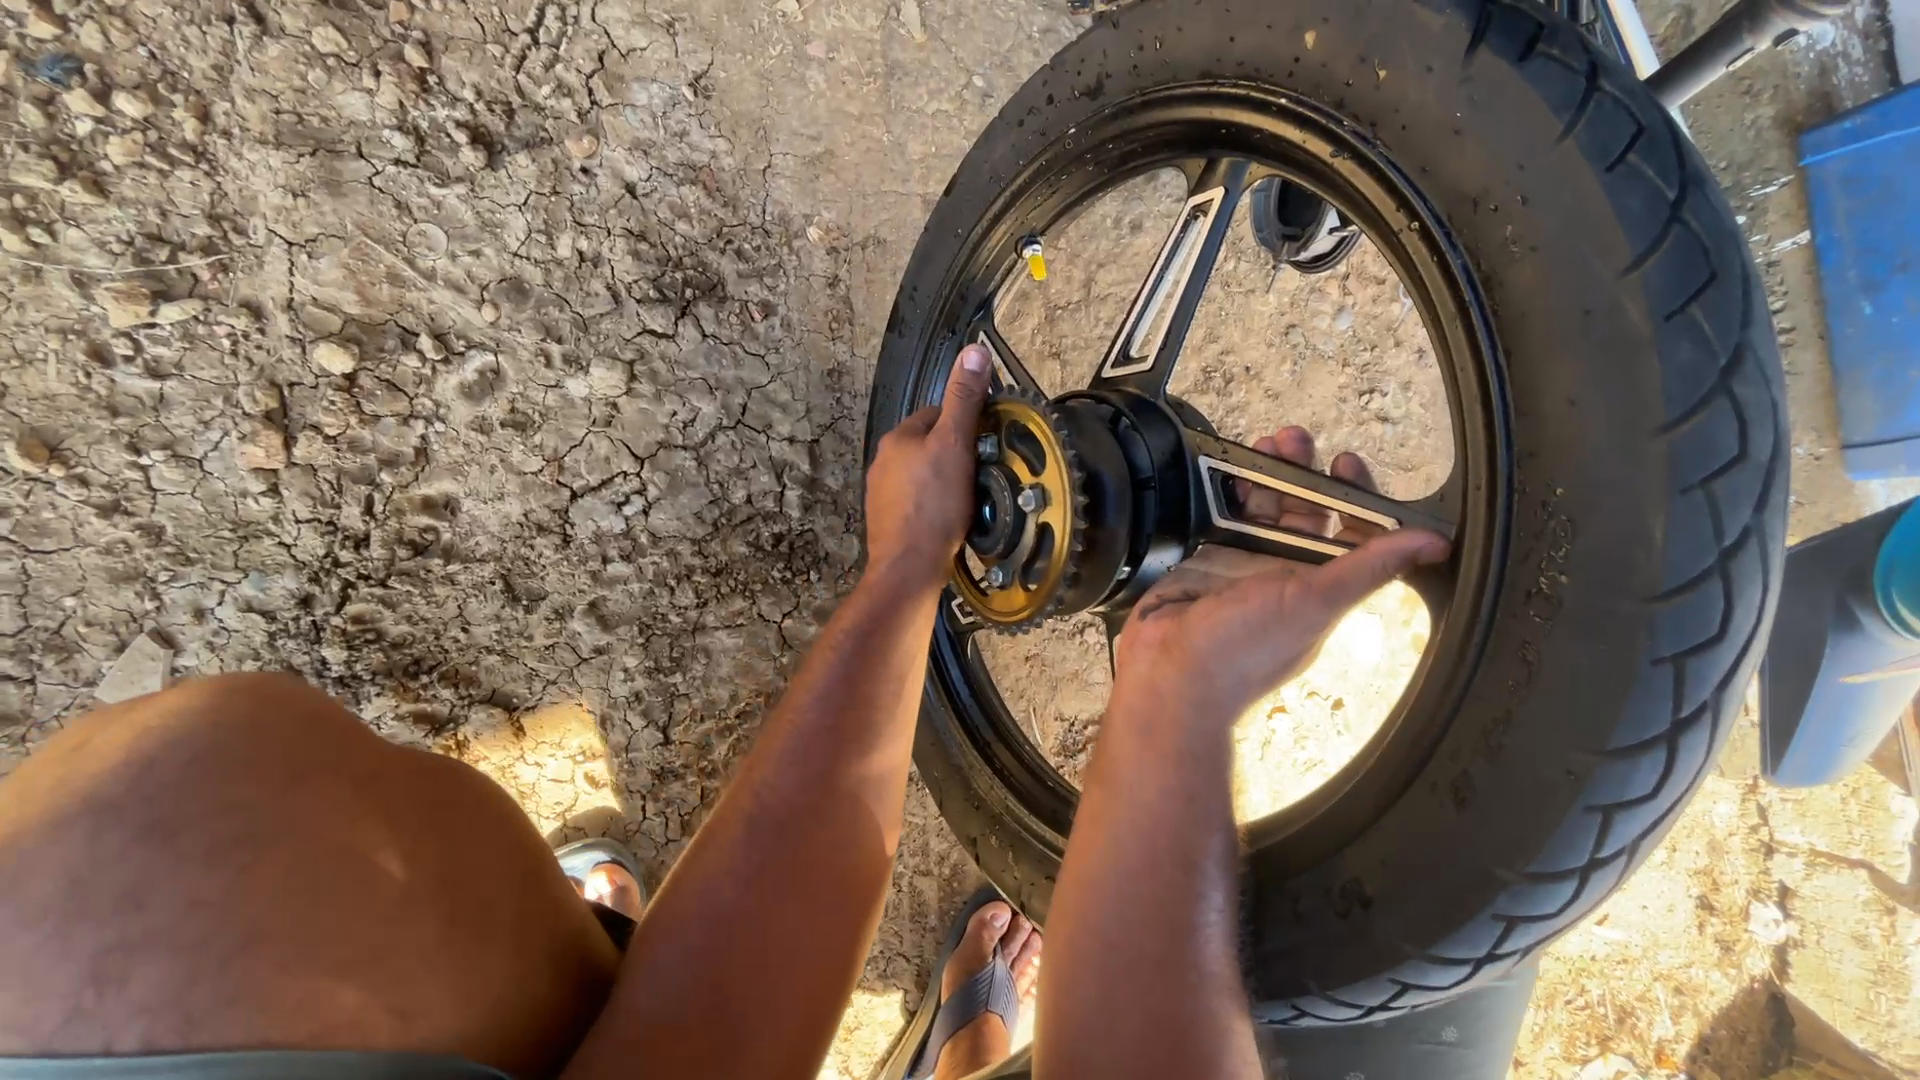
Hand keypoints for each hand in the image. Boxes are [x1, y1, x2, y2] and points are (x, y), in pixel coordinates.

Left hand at [863, 343, 992, 592]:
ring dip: (942, 482)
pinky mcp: (886, 522)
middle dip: (952, 455)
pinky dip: (931, 507)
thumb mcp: (955, 445)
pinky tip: (948, 521)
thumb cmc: (935, 504)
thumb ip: (964, 399)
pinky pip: (915, 503)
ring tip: (967, 500)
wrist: (909, 566)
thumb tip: (975, 350)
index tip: (984, 444)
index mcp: (898, 437)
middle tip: (980, 474)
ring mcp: (881, 494)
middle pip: (928, 446)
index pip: (935, 414)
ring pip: (921, 476)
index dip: (963, 425)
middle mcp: (882, 461)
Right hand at [1113, 426, 1449, 726]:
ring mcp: (1240, 566)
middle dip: (1301, 472)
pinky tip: (1219, 474)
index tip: (1344, 462)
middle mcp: (1283, 574)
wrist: (1171, 674)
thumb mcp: (1314, 605)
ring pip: (1259, 508)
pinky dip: (1220, 493)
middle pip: (1301, 511)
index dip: (1354, 496)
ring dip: (1262, 475)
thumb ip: (1367, 569)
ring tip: (1259, 445)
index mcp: (1319, 587)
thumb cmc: (1243, 650)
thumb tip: (1433, 544)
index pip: (1350, 532)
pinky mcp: (1203, 561)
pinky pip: (1217, 517)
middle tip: (1292, 439)